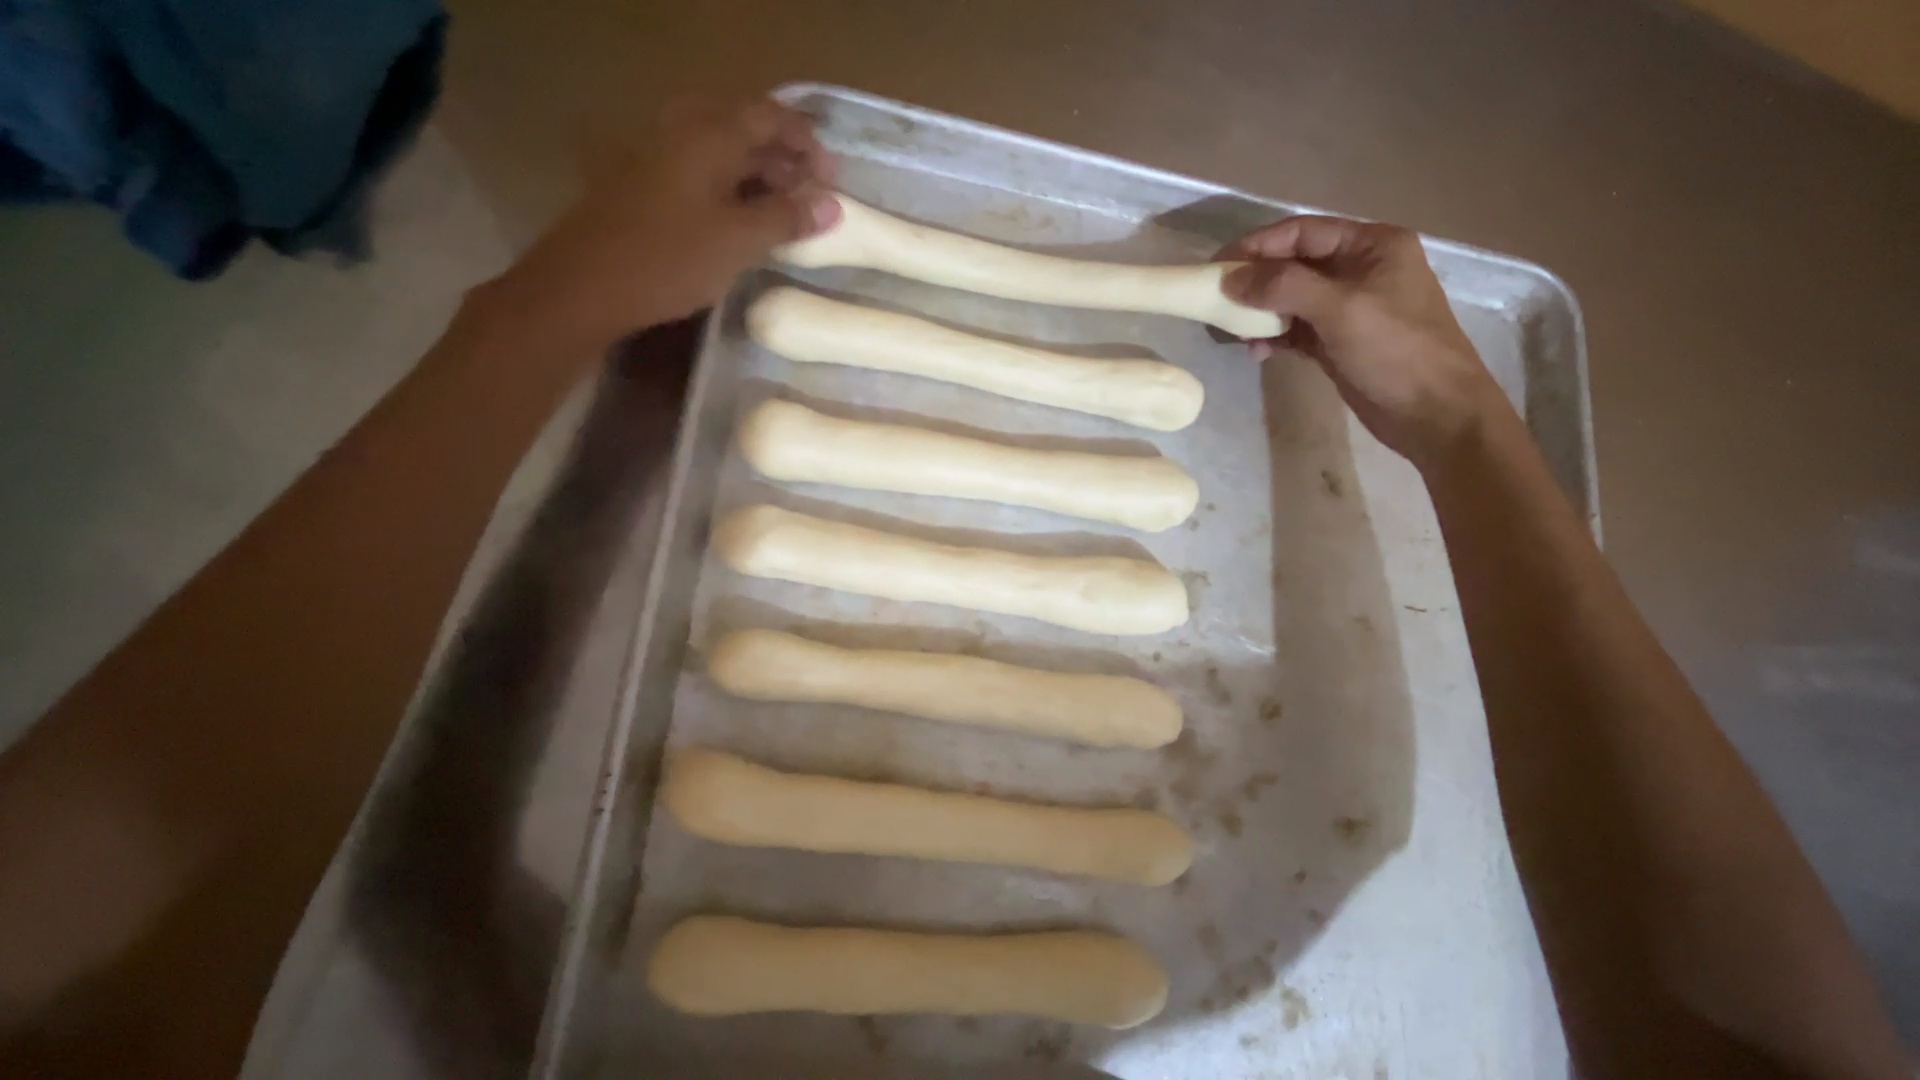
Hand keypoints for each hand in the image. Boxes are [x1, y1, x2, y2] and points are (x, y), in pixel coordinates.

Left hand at [486, 98, 841, 355]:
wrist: (583, 288)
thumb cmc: (668, 259)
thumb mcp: (738, 242)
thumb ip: (786, 220)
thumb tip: (832, 206)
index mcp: (708, 135)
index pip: (769, 116)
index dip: (806, 142)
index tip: (831, 178)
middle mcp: (680, 134)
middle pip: (742, 131)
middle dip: (782, 160)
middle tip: (810, 198)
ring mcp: (655, 160)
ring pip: (717, 155)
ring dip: (755, 178)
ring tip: (781, 216)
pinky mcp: (640, 189)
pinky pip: (696, 176)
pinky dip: (726, 192)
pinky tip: (737, 226)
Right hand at [1221, 216, 1506, 466]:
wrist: (1435, 414)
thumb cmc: (1396, 351)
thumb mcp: (1340, 310)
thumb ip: (1284, 287)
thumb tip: (1231, 279)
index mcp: (1372, 245)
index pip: (1302, 232)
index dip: (1257, 246)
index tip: (1217, 267)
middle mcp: (1360, 268)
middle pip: (1293, 264)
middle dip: (1255, 283)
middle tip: (1217, 303)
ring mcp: (1349, 307)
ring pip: (1290, 299)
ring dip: (1260, 313)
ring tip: (1235, 334)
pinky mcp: (1339, 341)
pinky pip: (1296, 329)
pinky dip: (1273, 336)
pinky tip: (1256, 352)